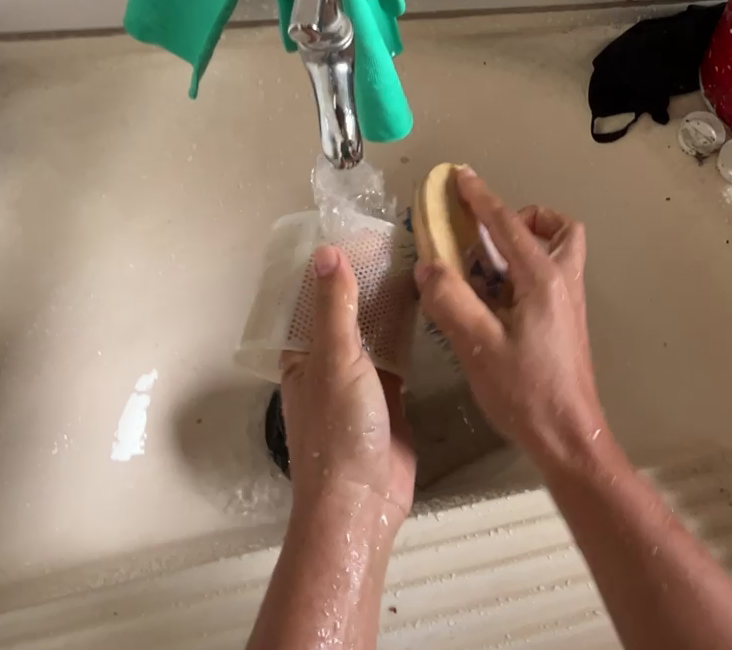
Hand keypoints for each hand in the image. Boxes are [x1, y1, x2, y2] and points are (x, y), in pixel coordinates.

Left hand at [278, 246, 415, 528]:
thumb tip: (326, 252)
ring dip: (389, 299)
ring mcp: (361, 378)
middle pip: (348, 309)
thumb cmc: (340, 430)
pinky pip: (397, 350)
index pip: (315, 298)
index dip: (333, 264)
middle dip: (367, 278)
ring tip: (416, 260)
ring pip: (375, 328)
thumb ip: (334, 307)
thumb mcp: (335, 361)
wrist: (365, 501)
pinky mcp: (391, 392)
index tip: (361, 230)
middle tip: (399, 238)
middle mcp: (329, 361)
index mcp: (303, 354)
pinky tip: (428, 302)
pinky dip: (408, 326)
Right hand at [414, 168, 609, 471]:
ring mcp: (570, 302)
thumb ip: (451, 301)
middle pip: (559, 228)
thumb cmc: (526, 391)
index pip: (508, 224)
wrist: (569, 437)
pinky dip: (523, 273)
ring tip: (484, 270)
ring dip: (524, 246)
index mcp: (543, 278)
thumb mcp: (477, 346)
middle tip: (489, 237)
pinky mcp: (566, 322)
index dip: (481, 197)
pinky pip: (549, 278)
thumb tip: (429, 266)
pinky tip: (493, 303)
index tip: (459, 176)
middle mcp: (564, 281)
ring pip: (558, 253)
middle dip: (527, 218)